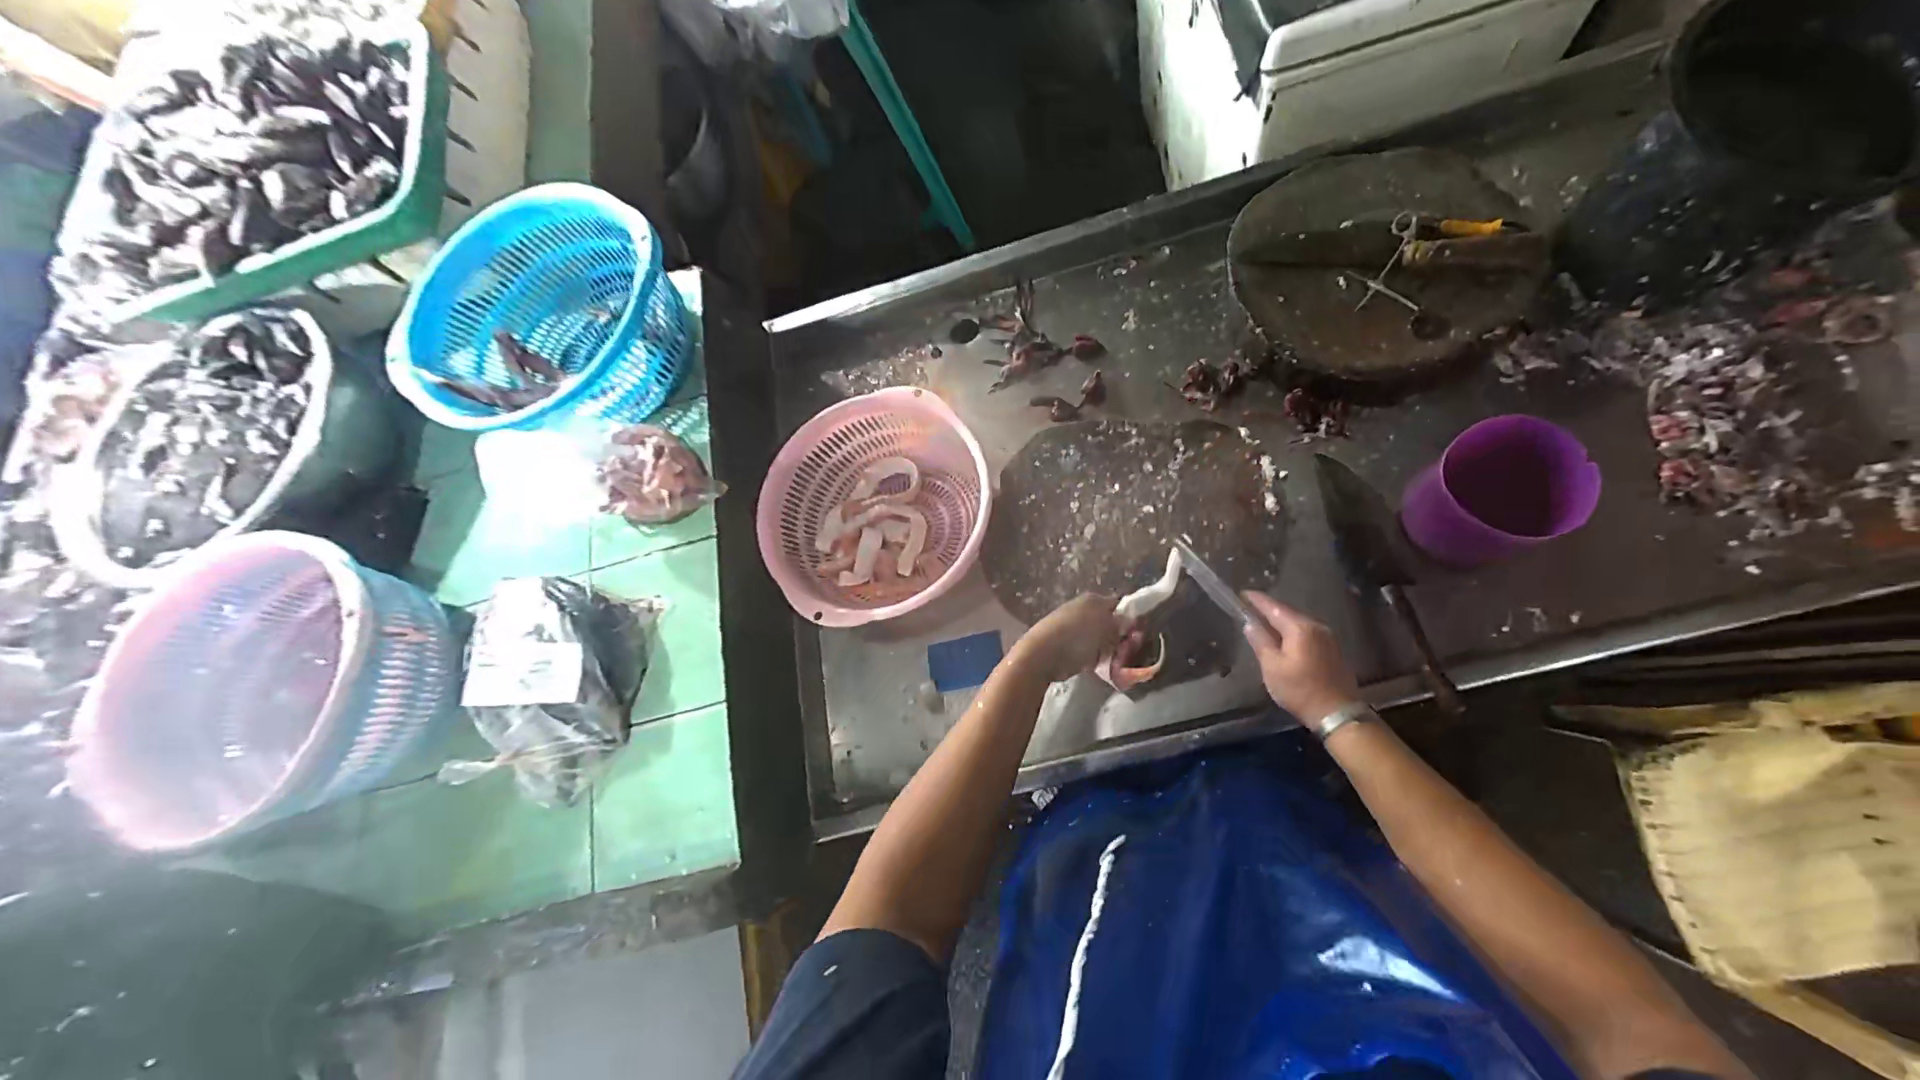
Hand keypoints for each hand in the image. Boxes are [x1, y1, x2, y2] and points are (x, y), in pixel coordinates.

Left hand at [1014, 593, 1122, 682]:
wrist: (1041, 655)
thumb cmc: (1078, 638)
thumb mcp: (1108, 629)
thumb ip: (1121, 624)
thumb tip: (1129, 620)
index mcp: (1093, 599)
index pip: (1119, 605)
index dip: (1130, 620)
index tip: (1137, 637)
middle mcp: (1081, 607)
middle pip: (1108, 622)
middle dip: (1117, 638)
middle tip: (1124, 654)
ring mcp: (1070, 624)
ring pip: (1097, 637)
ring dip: (1105, 649)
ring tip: (1109, 662)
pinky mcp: (1062, 642)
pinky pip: (1084, 648)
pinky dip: (1090, 656)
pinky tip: (1091, 665)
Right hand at [1241, 591, 1362, 721]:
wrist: (1337, 712)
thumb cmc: (1299, 689)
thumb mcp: (1272, 666)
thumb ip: (1260, 641)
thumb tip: (1249, 623)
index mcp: (1300, 628)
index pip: (1274, 607)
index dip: (1257, 600)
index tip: (1243, 593)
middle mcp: (1316, 626)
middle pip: (1288, 612)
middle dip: (1269, 609)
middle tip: (1250, 607)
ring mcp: (1328, 637)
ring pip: (1298, 622)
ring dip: (1281, 621)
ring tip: (1264, 622)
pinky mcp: (1332, 649)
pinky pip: (1307, 632)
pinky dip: (1292, 631)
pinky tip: (1284, 638)